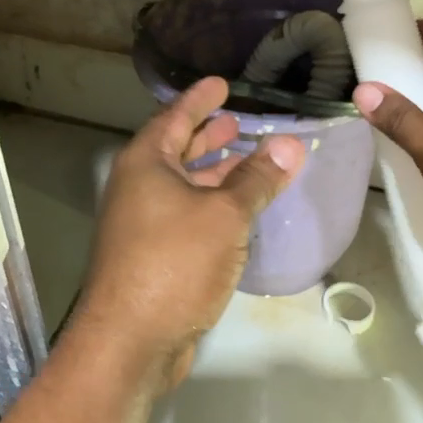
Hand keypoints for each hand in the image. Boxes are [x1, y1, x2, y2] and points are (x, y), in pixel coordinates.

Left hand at [74, 76, 304, 388]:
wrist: (131, 339)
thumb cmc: (174, 262)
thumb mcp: (224, 215)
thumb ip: (257, 179)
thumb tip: (291, 144)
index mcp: (145, 163)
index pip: (175, 117)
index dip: (201, 99)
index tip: (223, 83)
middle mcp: (138, 187)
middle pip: (176, 150)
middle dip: (208, 135)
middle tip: (238, 122)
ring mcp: (141, 223)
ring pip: (182, 186)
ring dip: (213, 173)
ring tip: (247, 161)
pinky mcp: (152, 255)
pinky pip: (185, 215)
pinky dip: (211, 206)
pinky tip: (238, 212)